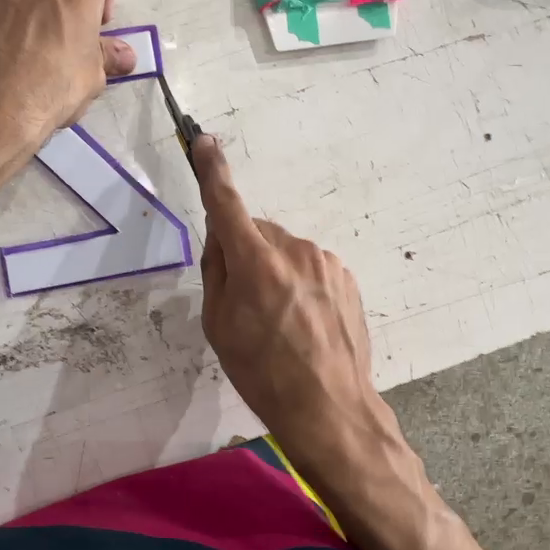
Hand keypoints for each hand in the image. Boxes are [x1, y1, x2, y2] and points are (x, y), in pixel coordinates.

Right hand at [193, 135, 385, 451]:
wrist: (330, 407)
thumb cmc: (262, 372)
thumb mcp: (218, 326)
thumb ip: (217, 271)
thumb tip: (222, 238)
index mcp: (256, 263)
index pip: (226, 205)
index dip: (212, 171)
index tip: (203, 141)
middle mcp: (293, 250)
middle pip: (255, 233)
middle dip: (245, 254)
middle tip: (244, 303)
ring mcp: (325, 261)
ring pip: (283, 251)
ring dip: (273, 271)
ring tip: (278, 322)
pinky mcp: (346, 276)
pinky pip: (308, 266)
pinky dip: (298, 283)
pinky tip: (303, 322)